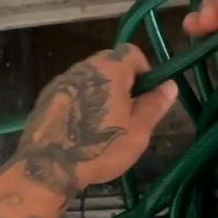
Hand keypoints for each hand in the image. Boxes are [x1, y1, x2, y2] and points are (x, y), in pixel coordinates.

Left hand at [7, 45, 179, 196]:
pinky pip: (72, 91)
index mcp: (110, 69)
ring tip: (103, 123)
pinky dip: (81, 101)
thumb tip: (170, 85)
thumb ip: (154, 104)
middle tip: (127, 111)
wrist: (47, 166)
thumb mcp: (137, 131)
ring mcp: (62, 81)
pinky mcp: (46, 96)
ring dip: (100, 91)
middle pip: (109, 63)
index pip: (131, 51)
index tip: (145, 94)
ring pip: (89, 77)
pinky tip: (80, 128)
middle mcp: (84, 67)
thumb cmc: (99, 147)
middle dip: (122, 81)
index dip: (143, 69)